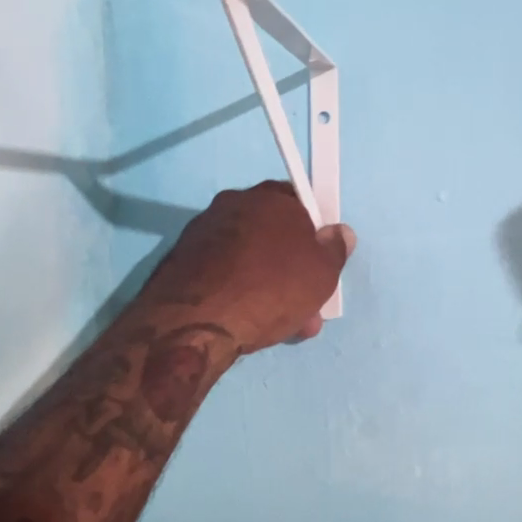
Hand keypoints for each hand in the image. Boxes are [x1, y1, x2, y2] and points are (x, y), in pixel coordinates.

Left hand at [139, 180, 355, 351]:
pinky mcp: (183, 261)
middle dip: (294, 269)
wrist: (197, 321)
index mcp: (270, 196)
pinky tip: (251, 322)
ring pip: (250, 258)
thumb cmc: (270, 288)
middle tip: (308, 305)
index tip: (322, 263)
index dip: (315, 234)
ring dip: (270, 286)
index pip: (300, 203)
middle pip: (273, 234)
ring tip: (285, 324)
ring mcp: (204, 232)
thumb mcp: (322, 273)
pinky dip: (240, 292)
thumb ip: (335, 250)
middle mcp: (233, 204)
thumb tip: (338, 232)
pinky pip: (224, 274)